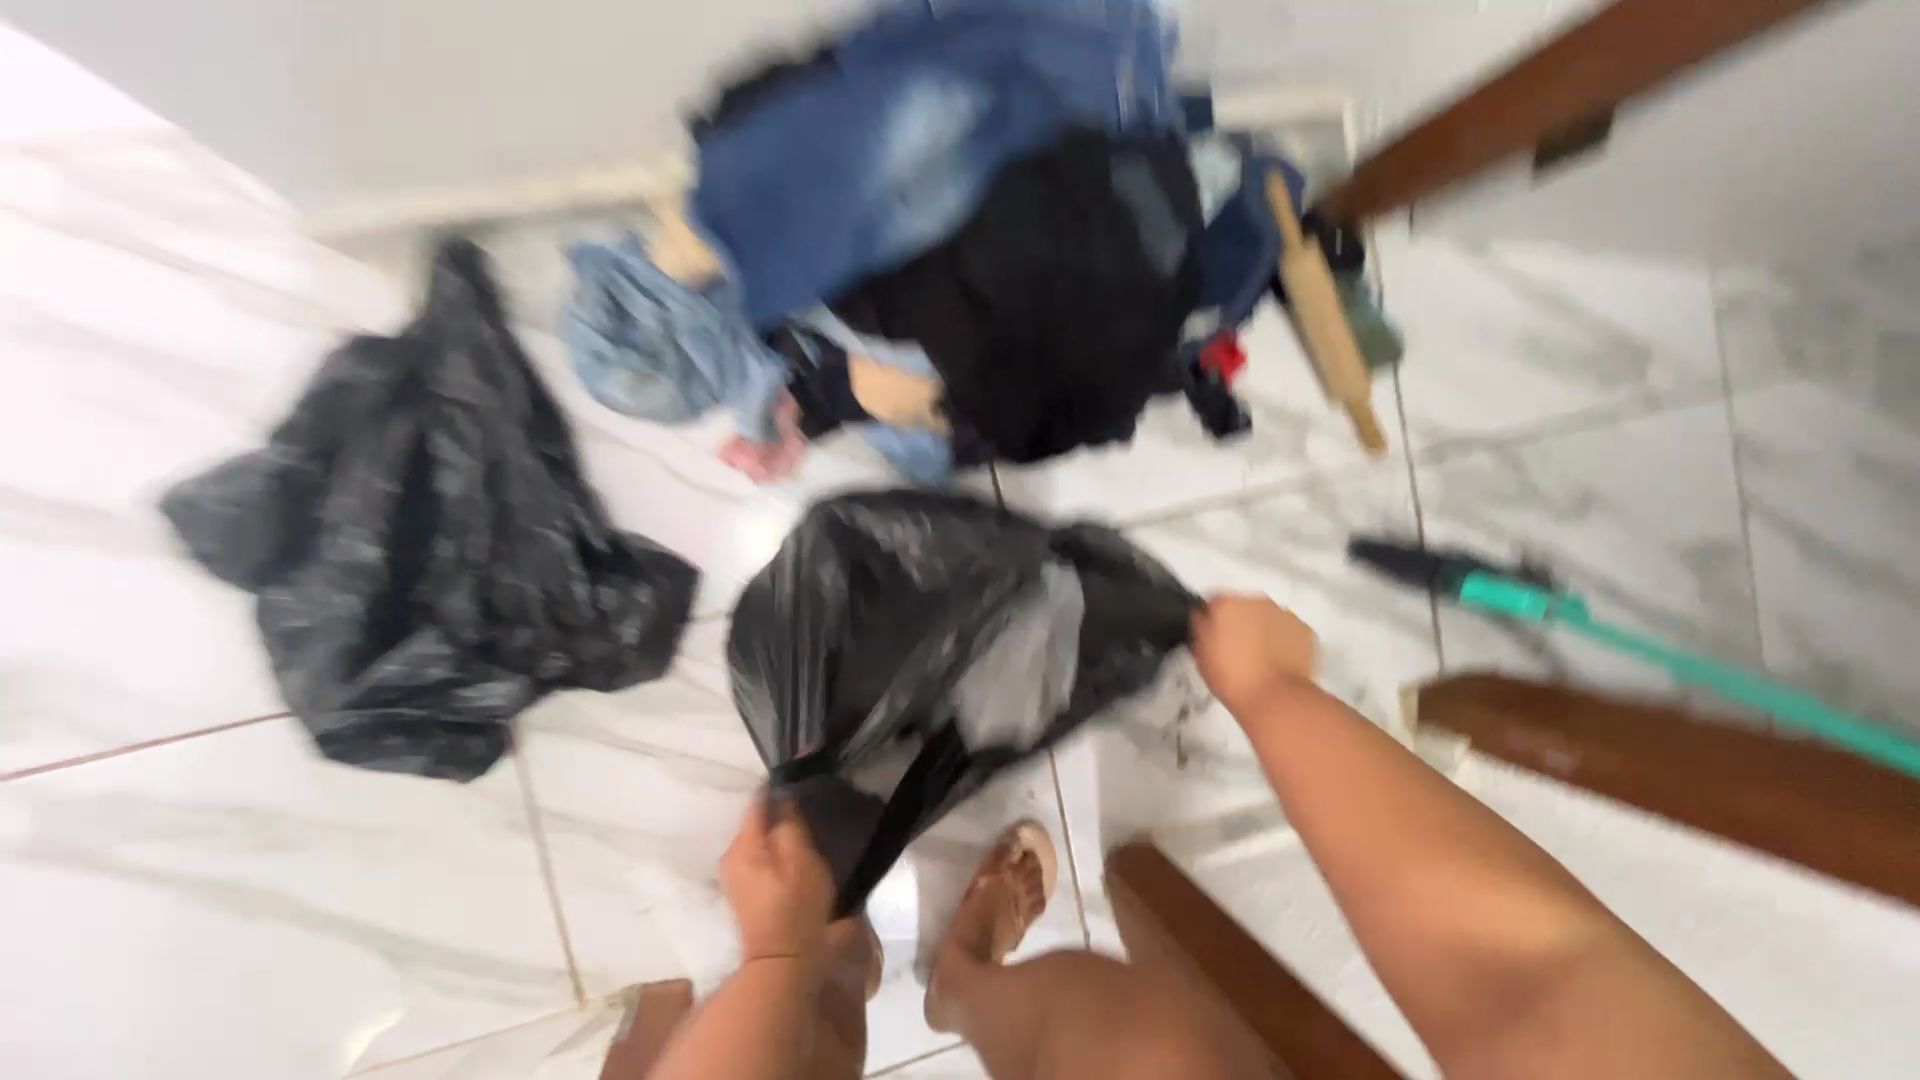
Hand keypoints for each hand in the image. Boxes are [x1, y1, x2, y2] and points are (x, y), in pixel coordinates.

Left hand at [720, 792, 834, 963]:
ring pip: (755, 842)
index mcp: (742, 846)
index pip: (756, 804)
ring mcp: (732, 877)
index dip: (776, 792)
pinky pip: (756, 859)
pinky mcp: (740, 892)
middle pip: (754, 824)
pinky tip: (790, 861)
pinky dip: (771, 855)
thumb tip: (781, 800)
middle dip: (776, 817)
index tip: (798, 786)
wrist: (782, 961)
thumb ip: (789, 826)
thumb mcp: (802, 861)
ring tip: (801, 838)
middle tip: (805, 817)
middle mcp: (729, 857)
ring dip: (774, 837)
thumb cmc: (796, 907)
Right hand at [1190, 594, 1317, 716]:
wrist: (1275, 698)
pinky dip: (1284, 640)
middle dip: (1239, 622)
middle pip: (1243, 606)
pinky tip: (1278, 662)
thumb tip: (1204, 619)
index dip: (1211, 619)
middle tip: (1235, 649)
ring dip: (1262, 629)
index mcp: (1226, 604)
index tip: (1211, 637)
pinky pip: (1289, 630)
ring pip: (1268, 617)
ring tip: (1260, 658)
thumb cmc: (1231, 677)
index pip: (1213, 601)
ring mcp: (1285, 614)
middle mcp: (1256, 601)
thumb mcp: (1201, 654)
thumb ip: (1200, 628)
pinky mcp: (1306, 630)